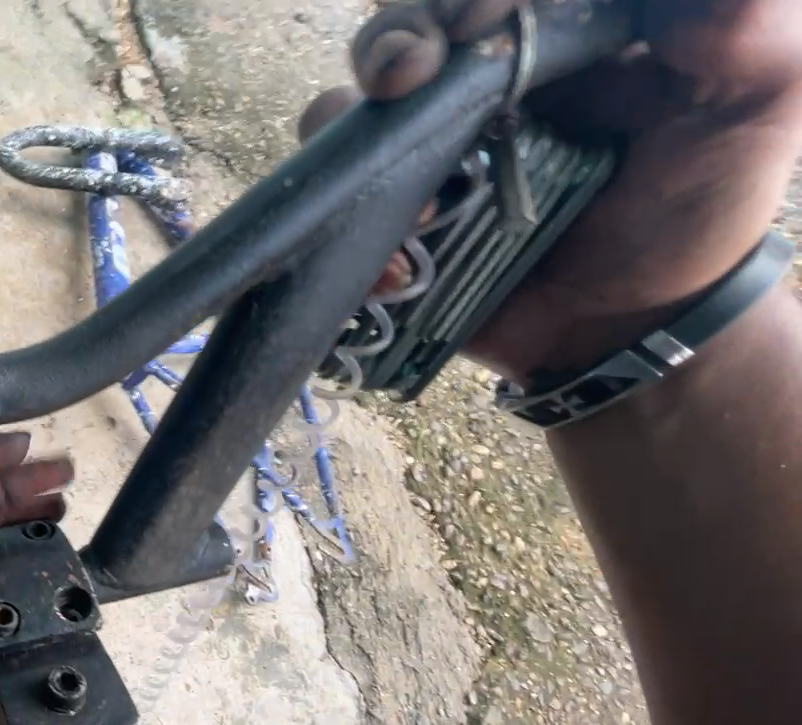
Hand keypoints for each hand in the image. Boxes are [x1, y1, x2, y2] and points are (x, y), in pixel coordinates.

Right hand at [302, 0, 801, 382]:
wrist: (618, 327)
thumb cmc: (690, 217)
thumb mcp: (758, 111)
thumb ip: (753, 37)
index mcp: (553, 48)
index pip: (487, 2)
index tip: (477, 21)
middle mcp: (470, 98)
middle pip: (398, 42)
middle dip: (388, 45)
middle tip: (400, 78)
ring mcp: (417, 164)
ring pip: (342, 119)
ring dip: (344, 135)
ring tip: (396, 183)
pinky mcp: (383, 224)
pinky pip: (331, 211)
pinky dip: (342, 229)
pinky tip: (395, 263)